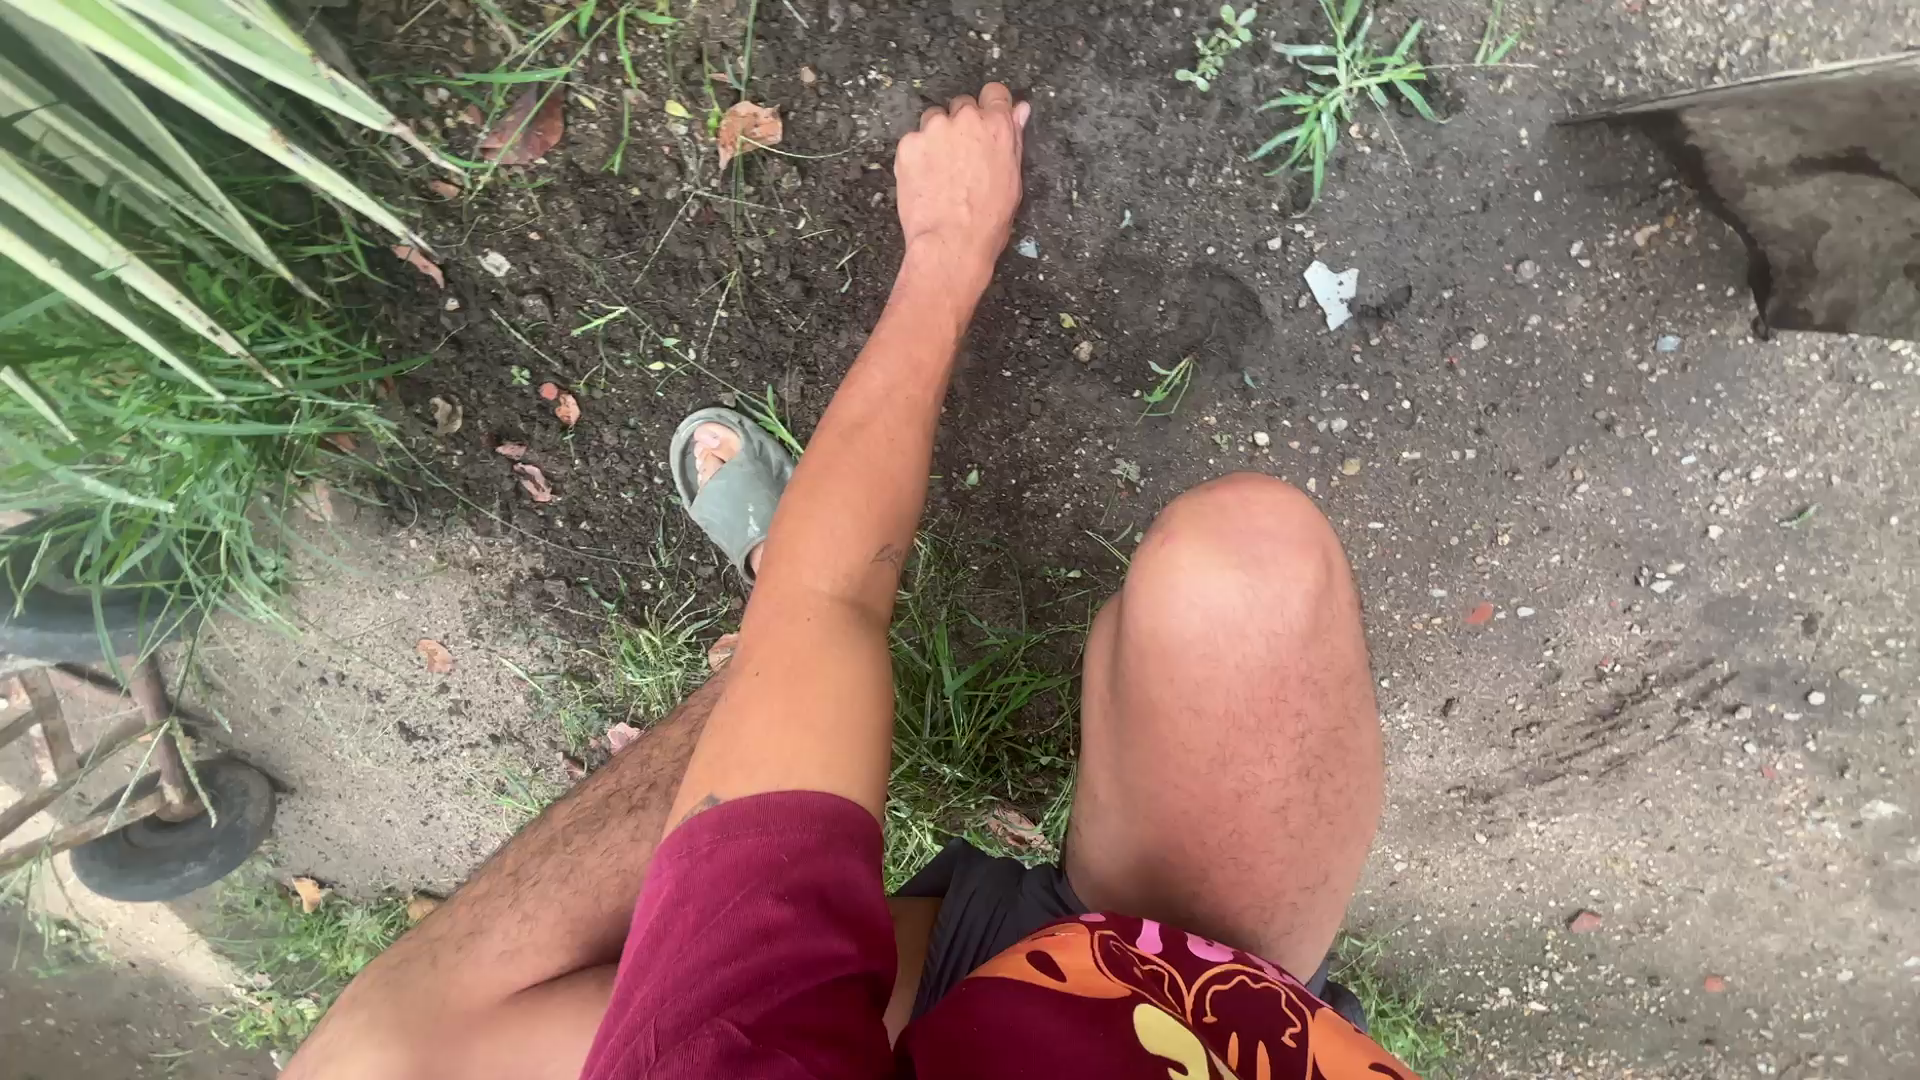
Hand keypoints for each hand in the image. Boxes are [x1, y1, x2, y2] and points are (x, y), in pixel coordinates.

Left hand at [893, 82, 1029, 297]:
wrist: (950, 245)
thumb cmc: (986, 224)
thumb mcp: (1012, 183)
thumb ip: (1014, 141)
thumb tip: (1020, 112)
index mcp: (997, 127)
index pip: (994, 94)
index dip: (989, 109)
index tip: (984, 124)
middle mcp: (965, 120)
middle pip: (962, 106)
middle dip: (961, 128)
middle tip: (960, 163)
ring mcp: (934, 130)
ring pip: (934, 121)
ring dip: (936, 139)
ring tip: (940, 175)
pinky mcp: (909, 146)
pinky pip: (913, 142)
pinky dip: (916, 158)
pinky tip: (924, 183)